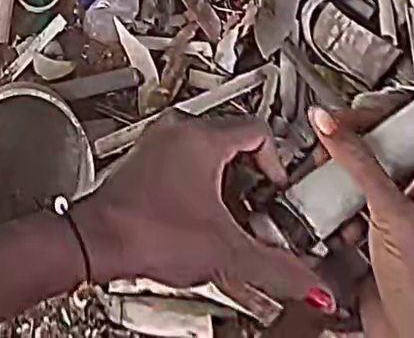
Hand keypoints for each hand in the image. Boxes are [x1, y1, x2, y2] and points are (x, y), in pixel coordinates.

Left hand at [70, 114, 323, 307]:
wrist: (100, 237)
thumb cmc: (147, 229)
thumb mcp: (227, 253)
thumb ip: (279, 268)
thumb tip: (312, 284)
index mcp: (199, 136)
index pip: (258, 131)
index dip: (279, 164)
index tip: (280, 193)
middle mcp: (177, 128)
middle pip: (234, 139)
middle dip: (255, 177)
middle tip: (264, 210)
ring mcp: (159, 140)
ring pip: (210, 149)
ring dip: (230, 181)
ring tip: (236, 217)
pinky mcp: (147, 156)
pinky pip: (188, 157)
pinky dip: (205, 181)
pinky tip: (207, 216)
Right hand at [310, 107, 413, 337]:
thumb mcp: (396, 219)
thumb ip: (360, 164)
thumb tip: (327, 122)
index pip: (405, 137)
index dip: (370, 124)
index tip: (338, 119)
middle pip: (375, 158)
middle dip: (344, 156)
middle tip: (326, 152)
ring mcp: (398, 228)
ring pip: (355, 184)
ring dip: (334, 185)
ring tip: (325, 188)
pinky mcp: (371, 244)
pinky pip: (342, 210)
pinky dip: (330, 210)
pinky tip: (329, 218)